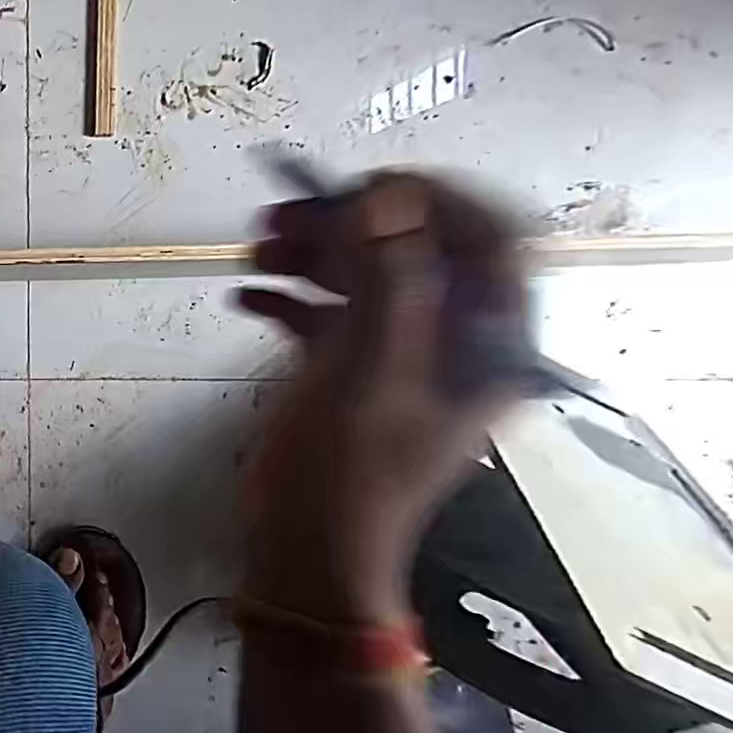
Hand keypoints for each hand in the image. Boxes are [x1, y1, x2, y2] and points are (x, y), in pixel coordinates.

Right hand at [234, 172, 526, 622]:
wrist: (305, 544)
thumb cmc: (341, 470)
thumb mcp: (364, 374)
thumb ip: (385, 284)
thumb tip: (384, 198)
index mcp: (485, 341)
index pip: (485, 238)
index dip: (426, 201)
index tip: (353, 188)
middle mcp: (450, 340)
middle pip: (410, 254)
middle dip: (345, 229)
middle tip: (278, 219)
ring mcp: (396, 356)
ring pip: (362, 281)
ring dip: (308, 259)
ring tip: (253, 253)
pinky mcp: (349, 372)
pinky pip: (326, 316)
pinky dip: (287, 300)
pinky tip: (247, 299)